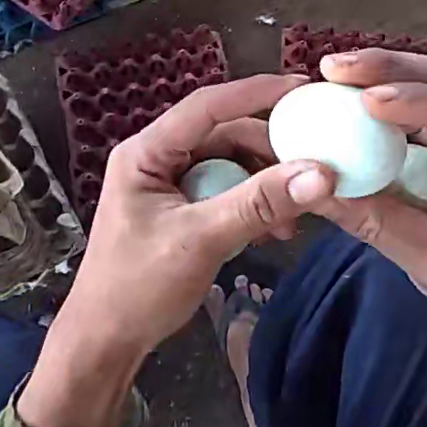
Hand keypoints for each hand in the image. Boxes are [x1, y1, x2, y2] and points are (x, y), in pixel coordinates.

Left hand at [19, 75, 336, 426]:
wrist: (106, 339)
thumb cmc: (138, 287)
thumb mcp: (200, 240)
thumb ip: (258, 205)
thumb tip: (321, 174)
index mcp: (145, 153)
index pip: (206, 106)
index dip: (255, 93)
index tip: (301, 88)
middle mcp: (156, 160)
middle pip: (223, 136)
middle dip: (267, 153)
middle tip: (311, 170)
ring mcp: (168, 186)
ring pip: (228, 167)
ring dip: (263, 187)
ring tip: (292, 217)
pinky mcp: (180, 210)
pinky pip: (224, 193)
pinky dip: (250, 207)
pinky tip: (272, 231)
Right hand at [309, 50, 426, 406]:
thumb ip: (377, 222)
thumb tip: (316, 188)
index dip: (420, 101)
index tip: (366, 99)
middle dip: (393, 68)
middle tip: (335, 67)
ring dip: (384, 70)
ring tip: (334, 70)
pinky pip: (416, 99)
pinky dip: (381, 88)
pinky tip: (348, 89)